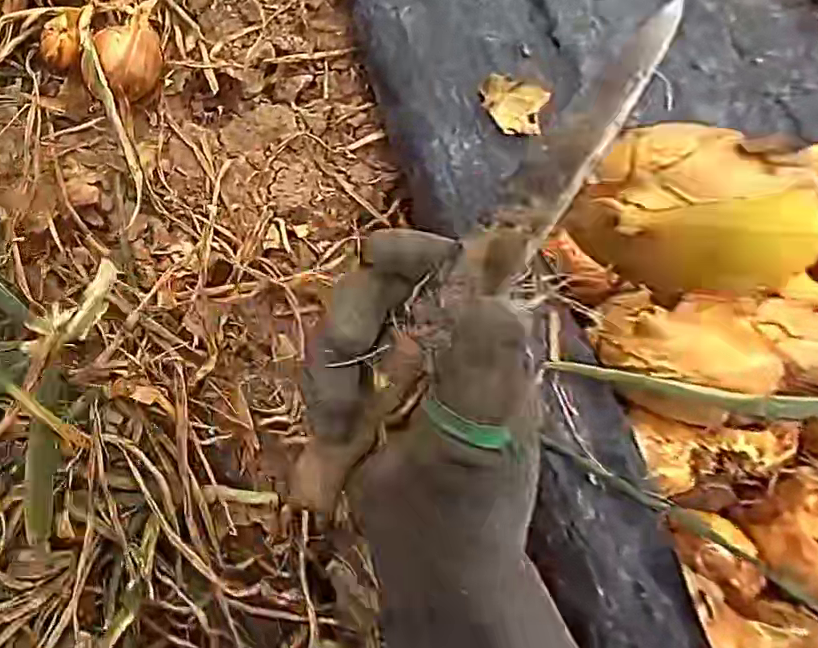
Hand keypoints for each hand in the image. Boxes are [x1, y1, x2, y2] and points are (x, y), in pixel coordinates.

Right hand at [295, 229, 559, 647]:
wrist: (428, 569)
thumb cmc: (466, 516)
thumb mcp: (472, 451)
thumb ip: (480, 380)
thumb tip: (497, 302)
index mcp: (486, 343)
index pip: (456, 265)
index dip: (417, 248)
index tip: (374, 254)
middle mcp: (444, 337)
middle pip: (384, 282)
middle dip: (353, 315)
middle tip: (342, 356)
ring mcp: (400, 358)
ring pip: (345, 318)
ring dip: (330, 365)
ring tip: (338, 423)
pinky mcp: (363, 381)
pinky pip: (325, 358)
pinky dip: (320, 388)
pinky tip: (334, 432)